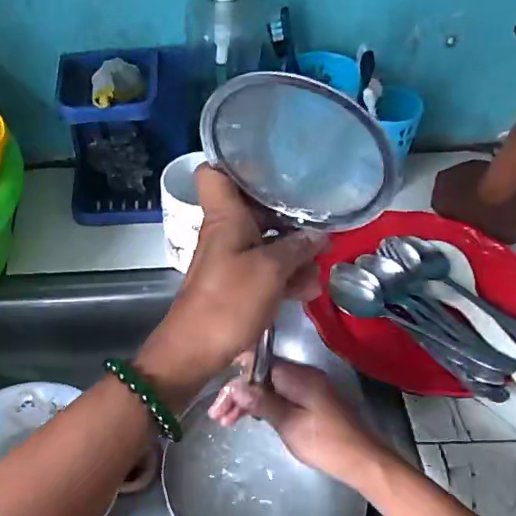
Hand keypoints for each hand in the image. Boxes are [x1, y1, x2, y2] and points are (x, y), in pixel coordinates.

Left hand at [137, 166, 325, 394]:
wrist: (194, 352)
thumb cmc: (228, 302)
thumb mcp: (270, 272)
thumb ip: (297, 249)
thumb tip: (319, 236)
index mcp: (225, 217)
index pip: (215, 173)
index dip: (239, 163)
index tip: (272, 165)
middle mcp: (226, 233)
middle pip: (255, 210)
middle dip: (288, 216)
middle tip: (320, 222)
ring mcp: (231, 261)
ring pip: (265, 244)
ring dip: (294, 253)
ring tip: (321, 266)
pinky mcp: (236, 287)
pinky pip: (265, 271)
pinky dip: (285, 276)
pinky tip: (309, 289)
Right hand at [207, 361, 397, 486]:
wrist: (361, 459)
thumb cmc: (324, 442)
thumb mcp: (288, 423)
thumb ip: (261, 402)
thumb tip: (234, 385)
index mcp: (298, 375)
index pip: (258, 364)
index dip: (235, 380)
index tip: (219, 402)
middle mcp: (304, 375)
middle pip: (263, 375)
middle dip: (239, 393)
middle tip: (219, 417)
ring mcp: (310, 387)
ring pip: (271, 387)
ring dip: (250, 401)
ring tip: (227, 422)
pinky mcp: (314, 401)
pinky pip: (282, 395)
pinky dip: (266, 405)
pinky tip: (253, 418)